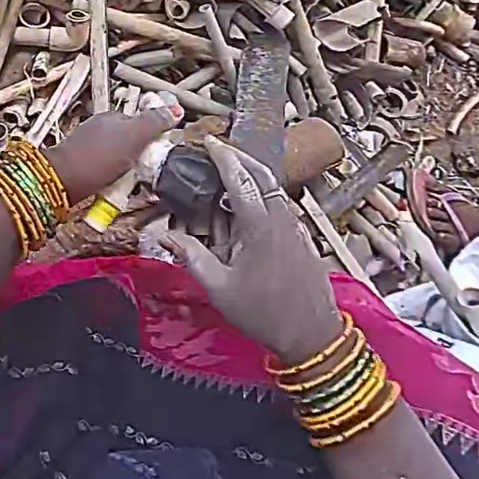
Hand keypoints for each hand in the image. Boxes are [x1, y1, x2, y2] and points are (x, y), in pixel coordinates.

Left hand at [45, 104, 183, 197]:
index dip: (153, 137)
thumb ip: (154, 122)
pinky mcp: (83, 166)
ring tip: (133, 183)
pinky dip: (115, 180)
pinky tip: (116, 188)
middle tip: (148, 171)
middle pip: (130, 141)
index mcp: (112, 117)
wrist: (62, 182)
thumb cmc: (98, 157)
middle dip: (141, 156)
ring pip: (119, 158)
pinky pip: (107, 171)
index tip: (161, 152)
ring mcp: (89, 147)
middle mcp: (99, 128)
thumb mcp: (133, 137)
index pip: (141, 122)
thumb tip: (175, 109)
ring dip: (129, 170)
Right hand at [163, 140, 341, 363]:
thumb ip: (192, 257)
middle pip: (262, 173)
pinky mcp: (302, 235)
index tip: (209, 142)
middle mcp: (281, 218)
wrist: (313, 336)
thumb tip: (164, 235)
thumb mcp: (219, 288)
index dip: (223, 157)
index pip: (240, 179)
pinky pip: (280, 203)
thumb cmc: (264, 313)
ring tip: (229, 172)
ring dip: (251, 173)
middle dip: (239, 155)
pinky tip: (247, 205)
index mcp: (260, 227)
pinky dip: (262, 193)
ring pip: (273, 187)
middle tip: (218, 147)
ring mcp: (295, 225)